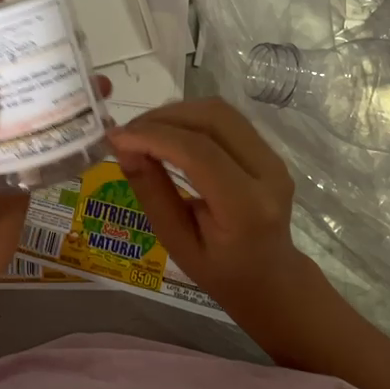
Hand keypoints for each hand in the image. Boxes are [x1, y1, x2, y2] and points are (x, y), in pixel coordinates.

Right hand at [106, 99, 300, 299]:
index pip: (199, 153)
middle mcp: (268, 174)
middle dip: (162, 119)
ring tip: (142, 132)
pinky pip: (226, 119)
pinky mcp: (269, 150)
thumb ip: (152, 193)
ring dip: (175, 113)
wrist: (271, 277)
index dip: (154, 137)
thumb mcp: (176, 242)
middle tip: (126, 133)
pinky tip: (167, 133)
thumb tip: (123, 148)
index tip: (116, 138)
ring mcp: (273, 158)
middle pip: (212, 119)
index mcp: (246, 208)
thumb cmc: (220, 271)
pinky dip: (190, 118)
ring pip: (219, 111)